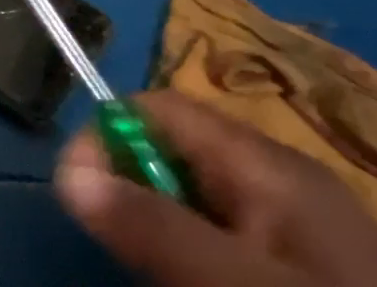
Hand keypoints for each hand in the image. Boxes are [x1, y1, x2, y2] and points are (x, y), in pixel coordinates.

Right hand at [56, 92, 376, 286]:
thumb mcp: (238, 279)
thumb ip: (155, 226)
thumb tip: (66, 174)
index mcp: (265, 160)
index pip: (158, 107)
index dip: (106, 135)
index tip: (78, 190)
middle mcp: (279, 176)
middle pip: (173, 152)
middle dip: (133, 190)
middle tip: (128, 248)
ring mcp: (299, 221)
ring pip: (196, 198)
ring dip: (163, 228)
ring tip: (169, 276)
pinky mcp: (310, 260)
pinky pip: (228, 235)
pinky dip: (201, 254)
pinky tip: (204, 283)